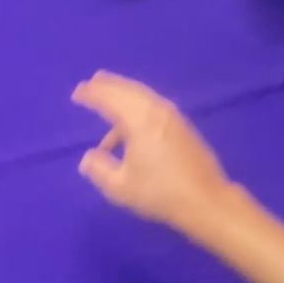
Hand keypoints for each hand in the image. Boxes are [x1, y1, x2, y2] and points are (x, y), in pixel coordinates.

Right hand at [72, 70, 237, 232]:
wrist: (206, 201)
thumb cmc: (160, 193)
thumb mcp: (120, 186)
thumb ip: (99, 169)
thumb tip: (88, 157)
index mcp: (139, 121)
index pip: (110, 100)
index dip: (92, 94)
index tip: (77, 93)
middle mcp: (156, 112)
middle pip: (129, 90)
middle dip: (109, 85)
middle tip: (93, 81)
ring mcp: (173, 118)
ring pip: (143, 97)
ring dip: (125, 94)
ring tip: (109, 96)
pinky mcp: (183, 128)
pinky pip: (154, 107)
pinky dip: (138, 106)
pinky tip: (130, 126)